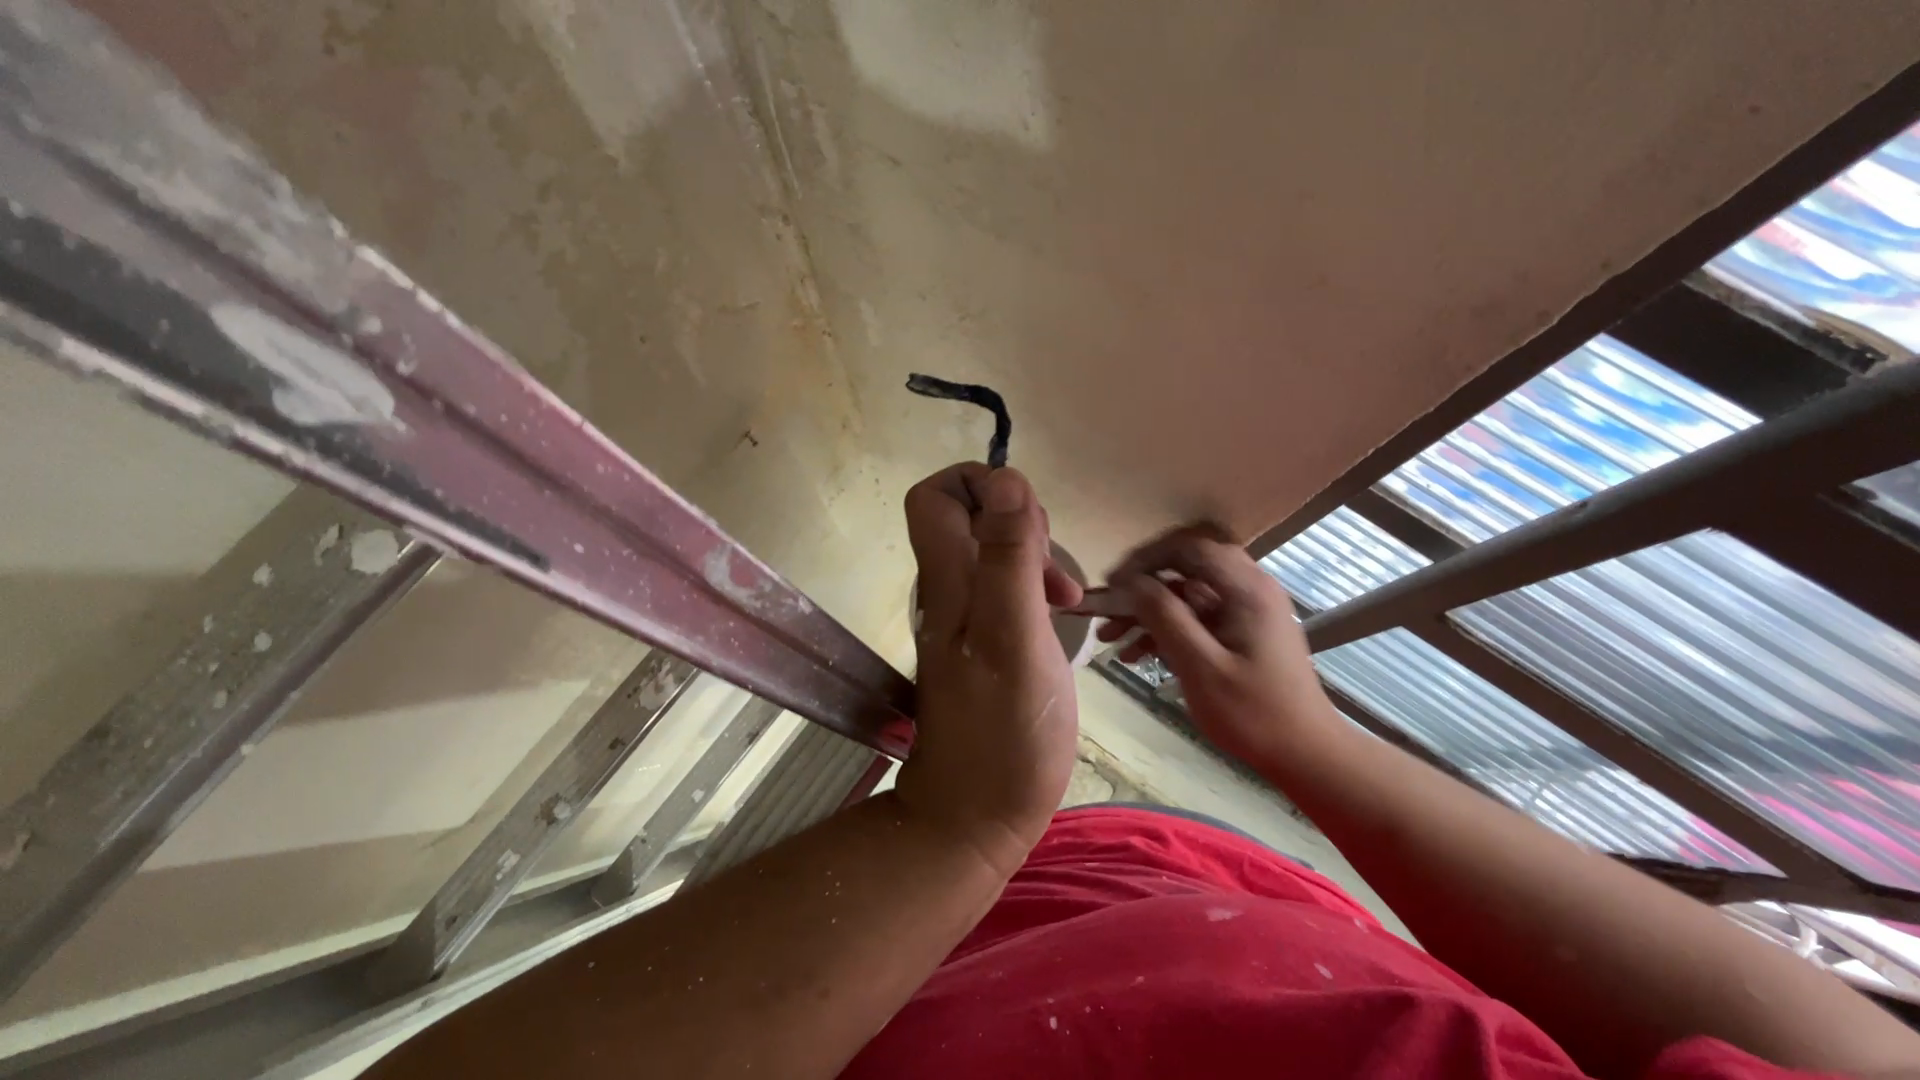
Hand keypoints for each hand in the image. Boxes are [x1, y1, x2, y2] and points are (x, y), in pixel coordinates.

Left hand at [893, 464, 1082, 872]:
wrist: (979, 815)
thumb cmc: (1004, 732)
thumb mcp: (1015, 637)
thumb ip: (1009, 559)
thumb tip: (1005, 477)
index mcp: (949, 582)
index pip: (934, 497)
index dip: (978, 485)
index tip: (1027, 520)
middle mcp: (949, 593)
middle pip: (968, 519)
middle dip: (1019, 524)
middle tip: (1052, 572)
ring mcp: (965, 621)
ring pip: (992, 554)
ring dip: (1034, 560)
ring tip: (1065, 601)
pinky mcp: (985, 647)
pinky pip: (1005, 590)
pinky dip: (1035, 590)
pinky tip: (1059, 618)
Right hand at [1097, 525, 1339, 768]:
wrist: (1306, 754)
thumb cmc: (1254, 714)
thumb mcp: (1201, 667)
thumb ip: (1165, 617)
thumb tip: (1130, 582)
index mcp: (1246, 589)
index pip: (1187, 548)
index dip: (1144, 561)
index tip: (1110, 585)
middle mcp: (1250, 588)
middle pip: (1186, 566)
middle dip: (1142, 585)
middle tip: (1108, 607)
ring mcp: (1248, 610)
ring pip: (1188, 593)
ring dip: (1149, 610)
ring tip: (1109, 638)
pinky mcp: (1244, 632)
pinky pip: (1198, 616)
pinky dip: (1167, 629)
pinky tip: (1136, 655)